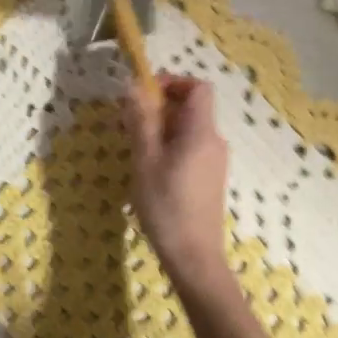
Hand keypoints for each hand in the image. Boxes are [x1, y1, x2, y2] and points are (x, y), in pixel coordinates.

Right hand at [124, 75, 230, 282]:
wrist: (193, 256)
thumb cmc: (166, 205)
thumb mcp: (145, 159)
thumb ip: (141, 120)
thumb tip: (133, 85)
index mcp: (201, 132)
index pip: (197, 88)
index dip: (171, 82)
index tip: (141, 94)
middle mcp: (213, 141)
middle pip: (189, 107)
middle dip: (156, 106)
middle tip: (124, 123)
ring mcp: (213, 160)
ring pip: (186, 128)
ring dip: (158, 127)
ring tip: (131, 147)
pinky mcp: (208, 177)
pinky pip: (188, 146)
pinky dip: (167, 145)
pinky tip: (147, 167)